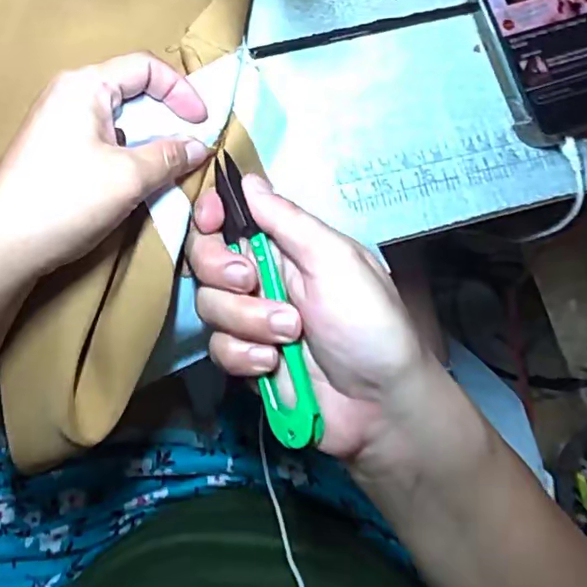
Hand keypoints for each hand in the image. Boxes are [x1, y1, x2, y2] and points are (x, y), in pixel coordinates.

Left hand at [0, 52, 211, 285]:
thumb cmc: (65, 201)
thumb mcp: (128, 178)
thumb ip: (169, 155)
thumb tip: (198, 146)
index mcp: (84, 85)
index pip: (145, 67)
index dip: (181, 90)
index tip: (202, 122)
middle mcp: (67, 94)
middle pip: (130, 90)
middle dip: (165, 116)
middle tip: (188, 145)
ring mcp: (55, 122)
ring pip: (117, 118)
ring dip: (146, 139)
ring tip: (163, 169)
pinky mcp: (51, 148)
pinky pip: (100, 138)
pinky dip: (125, 153)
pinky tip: (132, 181)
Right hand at [186, 173, 442, 461]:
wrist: (381, 407)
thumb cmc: (368, 322)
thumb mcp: (336, 260)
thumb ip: (288, 220)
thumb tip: (249, 179)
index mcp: (284, 245)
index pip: (228, 216)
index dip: (209, 214)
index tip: (210, 221)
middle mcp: (261, 275)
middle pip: (204, 257)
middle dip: (221, 270)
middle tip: (251, 282)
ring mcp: (250, 318)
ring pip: (209, 305)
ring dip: (247, 320)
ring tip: (290, 334)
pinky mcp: (245, 357)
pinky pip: (218, 347)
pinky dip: (244, 356)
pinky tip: (274, 365)